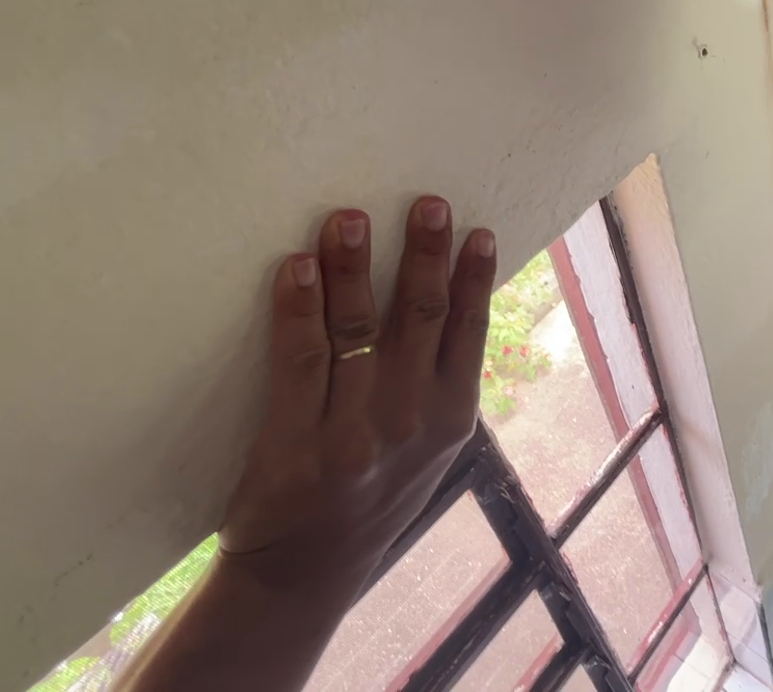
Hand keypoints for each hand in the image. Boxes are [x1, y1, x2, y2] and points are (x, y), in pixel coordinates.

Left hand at [218, 197, 497, 594]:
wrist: (308, 569)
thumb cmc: (379, 491)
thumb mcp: (434, 446)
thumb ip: (443, 380)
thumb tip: (451, 298)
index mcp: (453, 415)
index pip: (469, 329)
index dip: (476, 277)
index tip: (478, 231)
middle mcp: (411, 419)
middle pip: (421, 318)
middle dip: (425, 255)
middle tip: (428, 204)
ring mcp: (353, 432)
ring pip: (359, 330)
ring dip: (357, 267)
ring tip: (351, 217)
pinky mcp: (294, 444)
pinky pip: (300, 361)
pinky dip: (299, 309)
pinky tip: (298, 267)